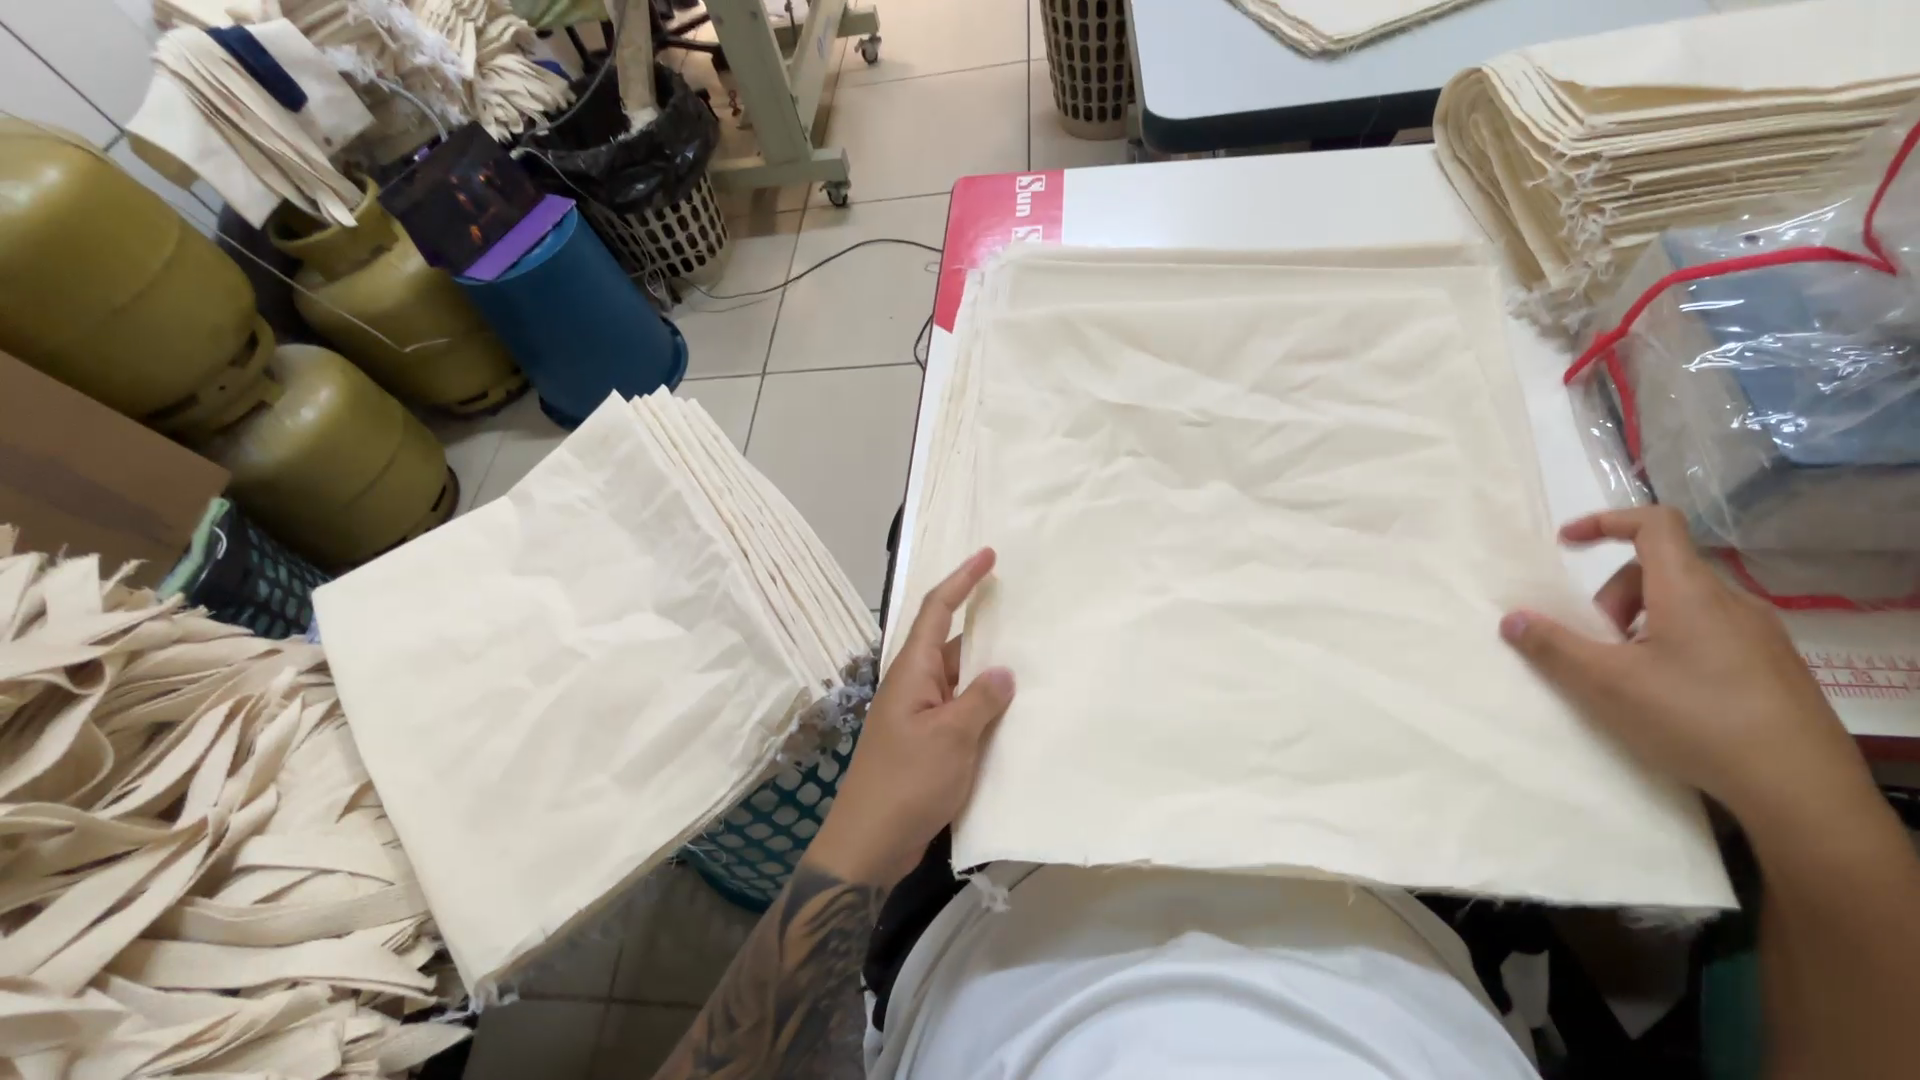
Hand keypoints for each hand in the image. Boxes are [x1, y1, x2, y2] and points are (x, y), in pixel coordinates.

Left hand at [805, 549, 1015, 887]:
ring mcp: (921, 716)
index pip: (937, 611)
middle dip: (984, 625)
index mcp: (912, 672)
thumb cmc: (906, 783)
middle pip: (952, 643)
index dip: (962, 580)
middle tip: (1025, 608)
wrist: (870, 843)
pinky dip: (985, 705)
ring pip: (960, 680)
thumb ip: (980, 701)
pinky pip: (961, 711)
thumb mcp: (950, 738)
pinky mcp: (928, 744)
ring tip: (1033, 657)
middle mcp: (915, 686)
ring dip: (989, 671)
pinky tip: (1014, 712)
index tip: (988, 555)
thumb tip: (1004, 671)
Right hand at [1498, 507, 1867, 818]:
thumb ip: (1554, 646)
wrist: (1798, 786)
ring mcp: (1760, 635)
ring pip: (1685, 606)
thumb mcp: (1605, 684)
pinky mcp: (1774, 667)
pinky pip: (1711, 634)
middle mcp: (1731, 602)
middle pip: (1660, 572)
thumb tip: (1513, 618)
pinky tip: (1668, 696)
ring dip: (1641, 625)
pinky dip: (1674, 646)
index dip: (1606, 521)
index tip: (1567, 543)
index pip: (1654, 524)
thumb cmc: (1693, 719)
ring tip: (1627, 676)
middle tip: (1595, 645)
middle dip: (1613, 598)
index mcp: (1690, 592)